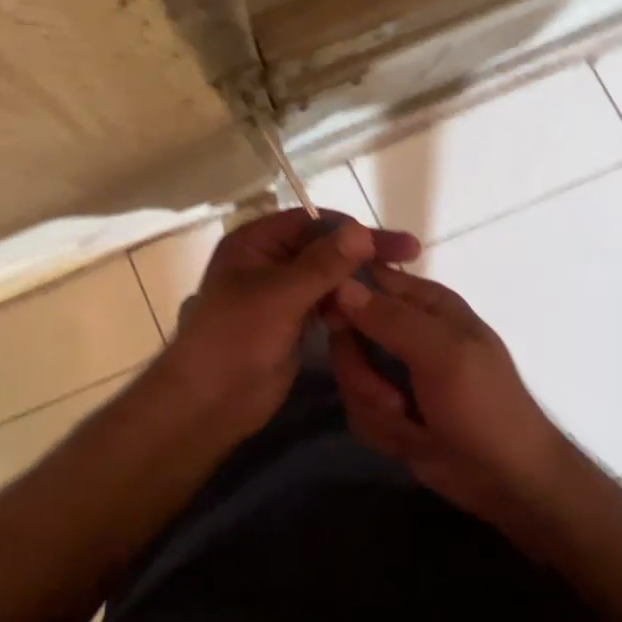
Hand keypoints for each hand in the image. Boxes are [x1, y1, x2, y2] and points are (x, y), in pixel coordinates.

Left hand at [154, 210, 420, 436]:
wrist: (211, 400)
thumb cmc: (236, 338)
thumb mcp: (280, 296)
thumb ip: (322, 264)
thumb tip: (361, 230)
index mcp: (254, 242)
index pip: (311, 221)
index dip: (353, 229)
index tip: (397, 243)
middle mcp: (266, 260)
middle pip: (322, 246)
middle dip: (360, 254)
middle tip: (409, 260)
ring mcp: (279, 292)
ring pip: (326, 276)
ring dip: (357, 281)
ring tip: (400, 288)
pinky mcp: (291, 321)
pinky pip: (325, 303)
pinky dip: (348, 305)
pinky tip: (376, 312)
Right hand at [328, 267, 573, 522]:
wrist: (506, 482)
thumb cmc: (485, 407)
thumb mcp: (443, 354)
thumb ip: (390, 318)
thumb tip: (338, 284)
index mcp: (423, 302)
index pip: (365, 275)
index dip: (341, 291)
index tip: (332, 318)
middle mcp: (402, 328)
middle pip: (344, 330)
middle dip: (360, 371)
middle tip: (390, 398)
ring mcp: (391, 369)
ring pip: (346, 373)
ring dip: (372, 404)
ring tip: (408, 421)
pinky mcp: (385, 406)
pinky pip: (355, 407)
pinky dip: (379, 428)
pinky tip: (409, 438)